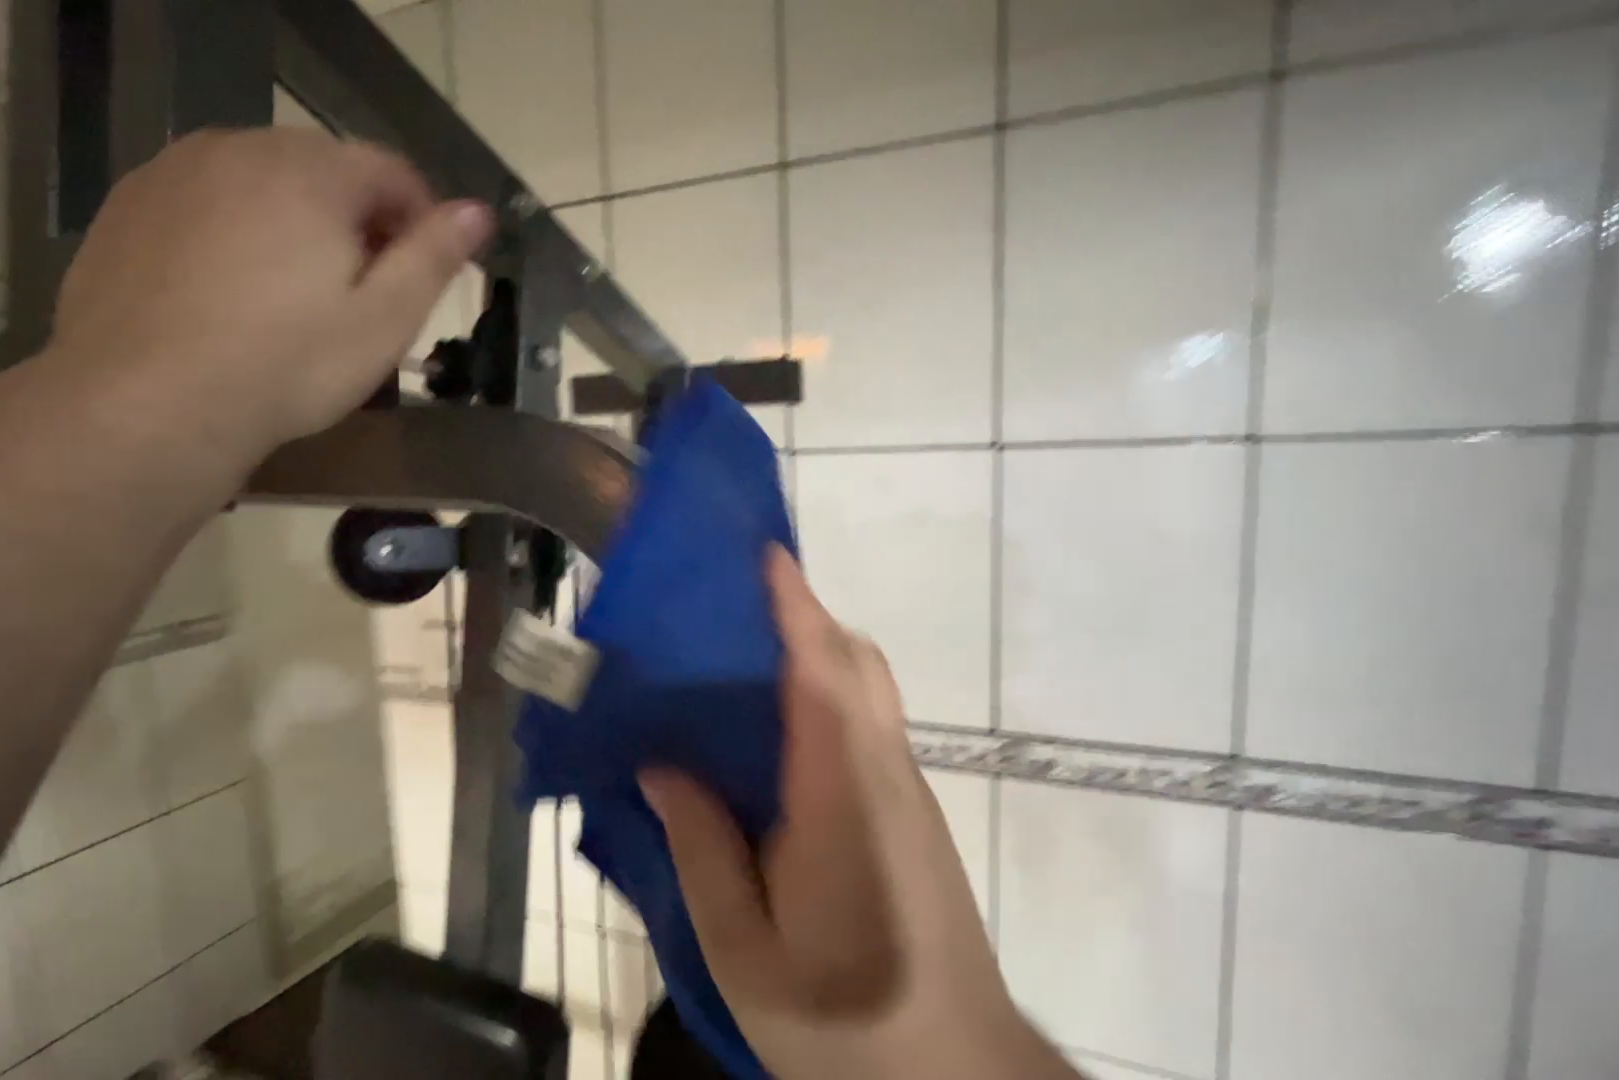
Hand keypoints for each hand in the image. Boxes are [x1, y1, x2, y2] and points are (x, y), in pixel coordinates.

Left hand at [48, 127, 491, 454]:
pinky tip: (237, 292)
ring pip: (263, 182)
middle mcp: (238, 149)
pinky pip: (208, 201)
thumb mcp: (385, 319)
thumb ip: (434, 256)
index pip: (390, 169)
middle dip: (360, 217)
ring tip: (302, 293)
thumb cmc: (288, 364)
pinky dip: (239, 229)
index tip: (427, 271)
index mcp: (310, 173)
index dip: (423, 217)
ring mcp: (173, 172)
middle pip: (325, 168)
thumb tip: (478, 211)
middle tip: (368, 289)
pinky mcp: (129, 205)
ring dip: (299, 220)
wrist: (148, 402)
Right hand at [641, 548, 1077, 1079]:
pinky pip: (870, 730)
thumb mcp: (742, 950)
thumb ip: (700, 849)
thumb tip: (661, 764)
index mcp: (843, 793)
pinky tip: (777, 743)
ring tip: (741, 670)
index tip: (762, 552)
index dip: (794, 604)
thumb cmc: (843, 1016)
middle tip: (730, 617)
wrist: (957, 1073)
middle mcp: (888, 773)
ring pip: (868, 693)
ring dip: (817, 657)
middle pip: (858, 664)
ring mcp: (911, 794)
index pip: (822, 669)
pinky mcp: (916, 818)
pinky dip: (828, 701)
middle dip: (803, 619)